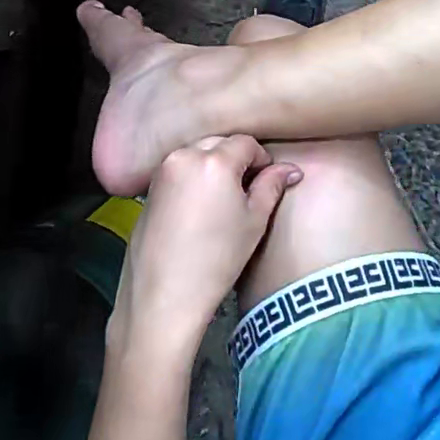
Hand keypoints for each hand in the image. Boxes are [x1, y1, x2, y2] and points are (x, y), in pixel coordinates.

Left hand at [109, 135, 301, 355]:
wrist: (164, 296)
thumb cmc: (217, 260)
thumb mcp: (254, 221)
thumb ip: (272, 186)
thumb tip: (290, 170)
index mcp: (214, 161)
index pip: (246, 143)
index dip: (261, 159)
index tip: (267, 180)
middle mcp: (185, 157)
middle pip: (219, 143)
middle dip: (236, 158)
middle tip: (246, 188)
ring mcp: (163, 172)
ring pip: (197, 153)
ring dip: (213, 164)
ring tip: (223, 197)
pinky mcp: (149, 189)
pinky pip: (178, 169)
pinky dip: (193, 176)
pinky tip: (200, 206)